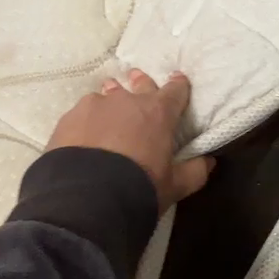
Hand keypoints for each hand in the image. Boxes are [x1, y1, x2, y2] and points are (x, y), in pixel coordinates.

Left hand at [47, 69, 214, 210]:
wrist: (86, 199)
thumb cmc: (139, 188)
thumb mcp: (174, 186)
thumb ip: (194, 172)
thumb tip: (209, 162)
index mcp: (157, 113)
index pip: (175, 91)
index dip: (178, 86)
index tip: (179, 81)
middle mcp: (127, 101)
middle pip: (137, 84)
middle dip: (139, 82)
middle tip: (137, 80)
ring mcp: (95, 106)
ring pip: (105, 97)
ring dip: (109, 101)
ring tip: (106, 112)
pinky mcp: (69, 118)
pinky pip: (81, 113)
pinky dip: (85, 121)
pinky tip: (81, 135)